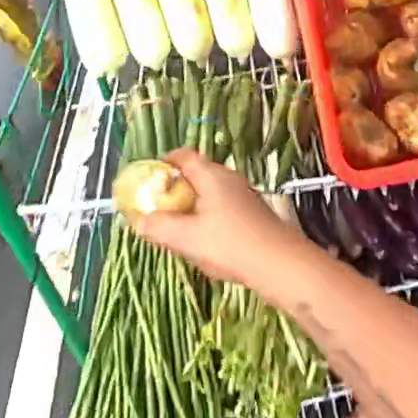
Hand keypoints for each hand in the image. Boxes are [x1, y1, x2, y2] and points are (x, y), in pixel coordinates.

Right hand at [134, 149, 316, 286]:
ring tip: (175, 228)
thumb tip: (140, 219)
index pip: (185, 156)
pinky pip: (221, 205)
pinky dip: (206, 215)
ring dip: (191, 205)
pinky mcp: (251, 211)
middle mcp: (229, 178)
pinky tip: (203, 241)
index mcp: (212, 176)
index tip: (148, 177)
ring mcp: (243, 194)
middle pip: (197, 173)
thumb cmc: (230, 244)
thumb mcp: (186, 238)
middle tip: (157, 207)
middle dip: (175, 188)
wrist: (278, 262)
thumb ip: (159, 226)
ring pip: (210, 191)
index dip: (165, 162)